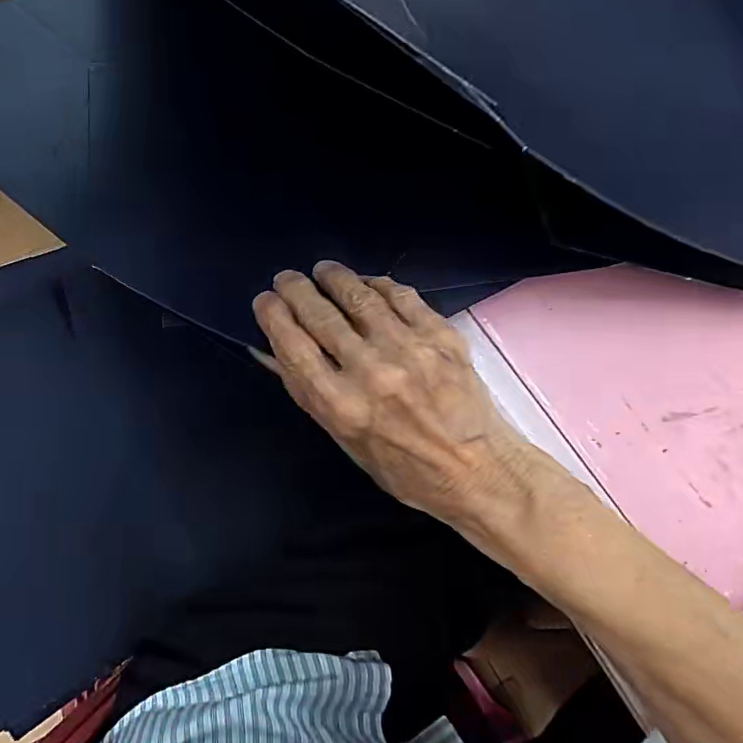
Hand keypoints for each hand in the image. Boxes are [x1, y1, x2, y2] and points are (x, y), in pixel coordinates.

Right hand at [252, 261, 540, 531]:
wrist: (478, 471)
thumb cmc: (401, 466)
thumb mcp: (343, 438)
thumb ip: (309, 391)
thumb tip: (273, 351)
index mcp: (340, 405)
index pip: (293, 345)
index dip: (273, 315)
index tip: (264, 300)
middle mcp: (370, 372)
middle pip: (320, 315)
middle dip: (295, 289)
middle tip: (286, 278)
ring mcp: (409, 350)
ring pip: (359, 297)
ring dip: (334, 278)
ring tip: (322, 271)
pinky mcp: (440, 336)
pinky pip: (400, 296)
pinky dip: (377, 284)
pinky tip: (365, 283)